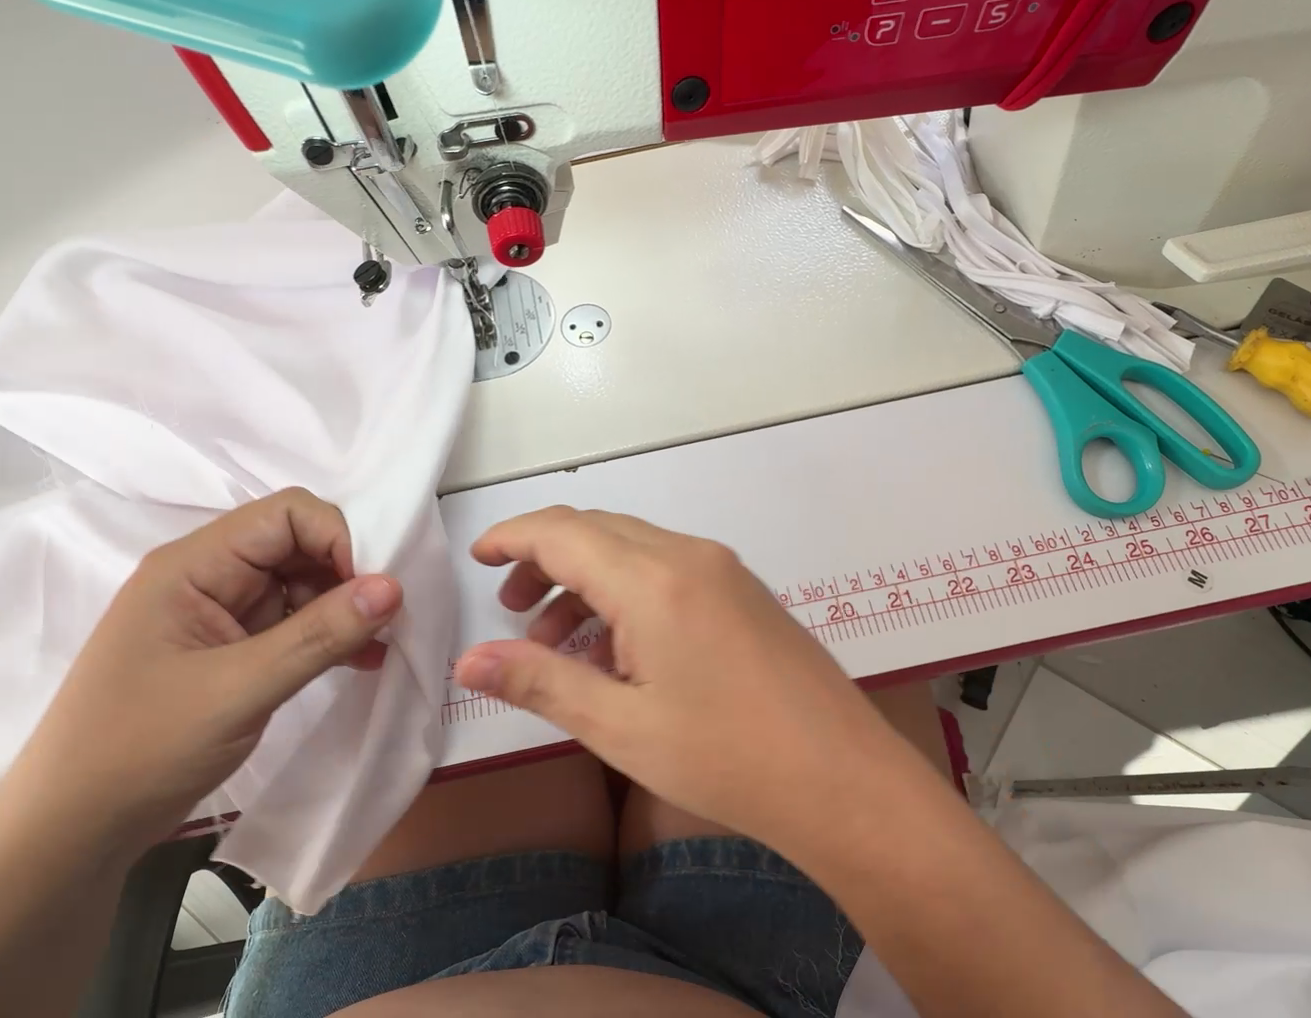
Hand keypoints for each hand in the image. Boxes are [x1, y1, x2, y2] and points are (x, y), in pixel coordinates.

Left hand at [5, 489, 402, 848]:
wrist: (73, 830)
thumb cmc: (141, 748)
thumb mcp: (238, 690)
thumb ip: (318, 635)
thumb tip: (394, 587)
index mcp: (193, 565)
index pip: (285, 515)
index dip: (339, 538)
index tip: (375, 590)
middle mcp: (208, 577)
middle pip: (296, 545)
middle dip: (348, 574)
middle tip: (388, 620)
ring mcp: (219, 615)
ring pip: (300, 585)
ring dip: (343, 610)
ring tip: (381, 646)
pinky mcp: (231, 652)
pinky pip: (292, 624)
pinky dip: (328, 637)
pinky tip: (362, 662)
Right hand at [452, 508, 931, 846]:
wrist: (842, 779)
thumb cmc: (724, 758)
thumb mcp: (620, 726)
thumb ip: (540, 682)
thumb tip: (468, 660)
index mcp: (653, 580)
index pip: (563, 532)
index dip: (512, 538)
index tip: (478, 559)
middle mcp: (690, 556)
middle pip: (598, 531)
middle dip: (545, 560)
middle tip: (512, 611)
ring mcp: (725, 571)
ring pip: (634, 549)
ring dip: (587, 579)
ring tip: (558, 642)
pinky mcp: (745, 592)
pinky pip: (668, 569)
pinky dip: (626, 591)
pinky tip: (618, 649)